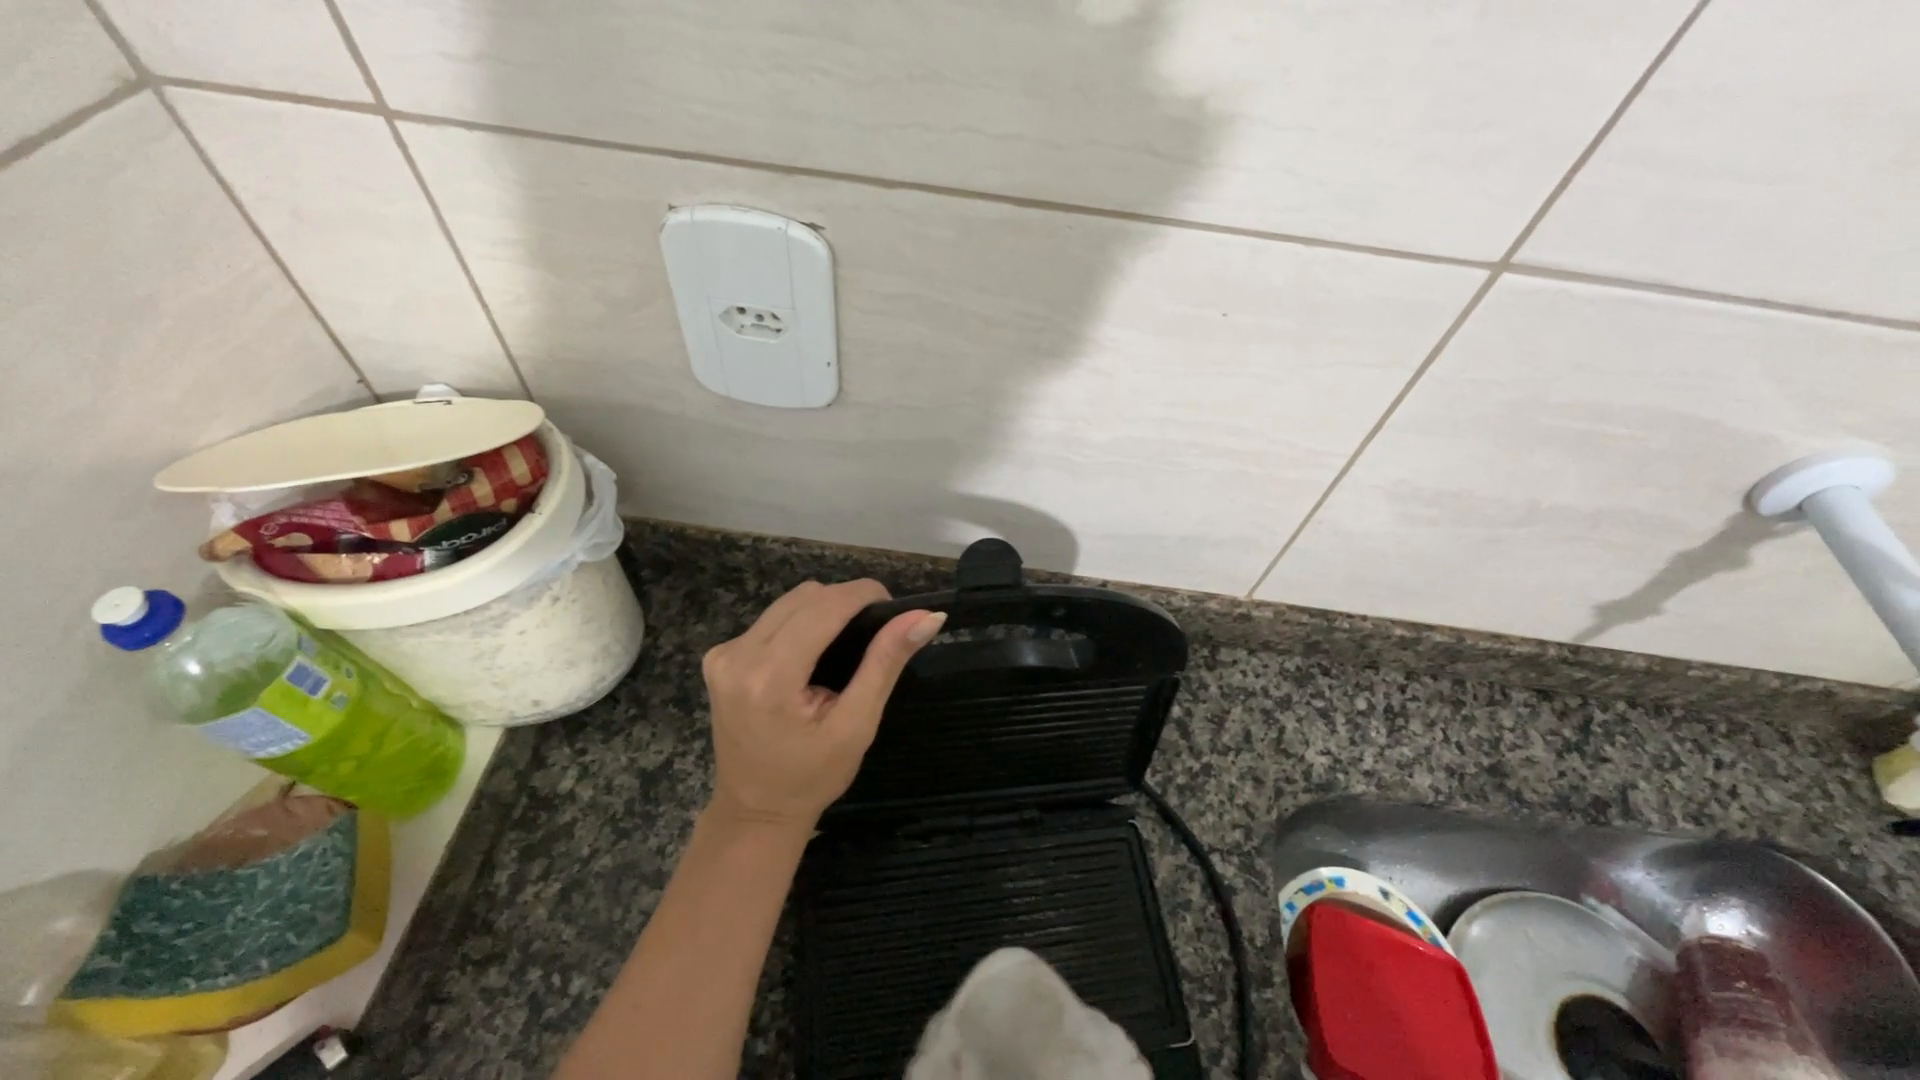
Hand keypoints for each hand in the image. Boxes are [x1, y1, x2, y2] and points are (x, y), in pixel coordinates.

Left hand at [702, 580, 946, 830]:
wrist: (755, 810)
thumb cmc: (812, 776)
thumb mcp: (857, 724)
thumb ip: (886, 662)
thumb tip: (926, 615)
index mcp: (770, 676)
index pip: (824, 607)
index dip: (863, 594)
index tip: (893, 606)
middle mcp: (738, 655)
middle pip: (804, 597)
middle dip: (844, 603)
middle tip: (876, 632)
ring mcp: (723, 654)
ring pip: (787, 603)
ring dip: (821, 612)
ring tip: (847, 645)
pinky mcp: (718, 657)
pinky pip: (770, 620)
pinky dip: (799, 626)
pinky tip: (812, 657)